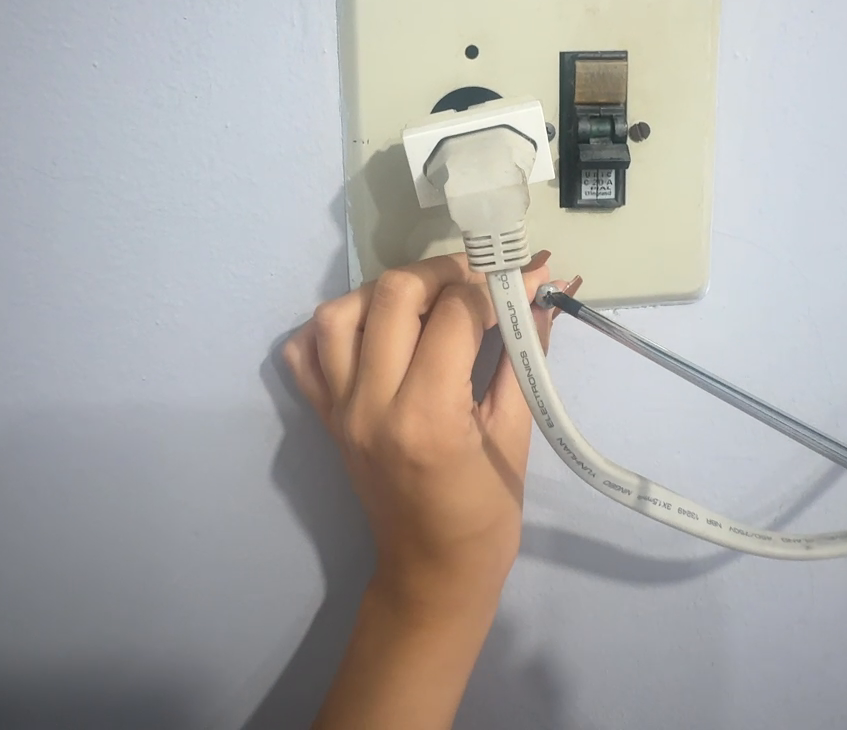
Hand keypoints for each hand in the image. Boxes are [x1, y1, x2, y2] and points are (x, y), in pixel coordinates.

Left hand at [282, 252, 567, 729]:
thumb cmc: (486, 515)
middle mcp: (372, 403)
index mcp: (429, 415)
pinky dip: (335, 326)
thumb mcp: (516, 435)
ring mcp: (339, 408)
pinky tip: (373, 329)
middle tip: (475, 280)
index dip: (495, 283)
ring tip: (425, 300)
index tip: (523, 274)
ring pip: (340, 311)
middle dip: (442, 272)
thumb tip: (542, 294)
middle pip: (394, 294)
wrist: (430, 574)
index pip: (455, 312)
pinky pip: (305, 352)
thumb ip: (524, 356)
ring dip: (386, 290)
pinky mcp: (323, 415)